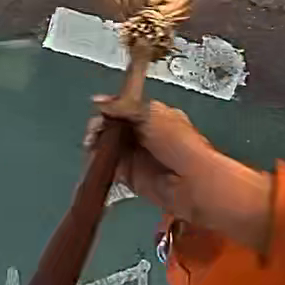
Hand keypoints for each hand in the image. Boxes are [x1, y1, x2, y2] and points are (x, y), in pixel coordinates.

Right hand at [86, 99, 273, 254]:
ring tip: (91, 143)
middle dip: (100, 124)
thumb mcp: (151, 116)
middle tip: (94, 129)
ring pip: (108, 144)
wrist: (194, 185)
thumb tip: (98, 100)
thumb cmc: (181, 146)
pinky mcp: (130, 175)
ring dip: (97, 143)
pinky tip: (94, 158)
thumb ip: (124, 107)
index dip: (110, 107)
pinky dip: (100, 162)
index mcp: (153, 115)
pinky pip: (109, 166)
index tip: (98, 108)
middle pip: (113, 125)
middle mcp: (144, 133)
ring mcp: (136, 155)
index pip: (125, 106)